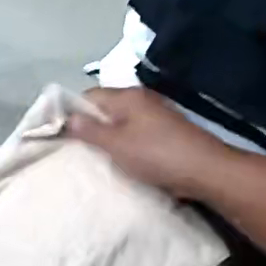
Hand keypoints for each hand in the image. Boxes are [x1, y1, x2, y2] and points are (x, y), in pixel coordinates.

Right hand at [66, 87, 233, 197]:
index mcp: (127, 96)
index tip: (59, 133)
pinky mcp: (166, 130)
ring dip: (107, 136)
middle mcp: (141, 99)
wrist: (205, 170)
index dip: (71, 111)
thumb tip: (66, 117)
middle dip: (89, 125)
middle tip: (75, 148)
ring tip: (95, 156)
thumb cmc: (156, 155)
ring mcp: (156, 114)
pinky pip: (135, 131)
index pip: (88, 95)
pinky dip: (124, 142)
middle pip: (105, 107)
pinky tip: (121, 159)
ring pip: (120, 120)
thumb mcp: (115, 144)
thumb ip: (89, 130)